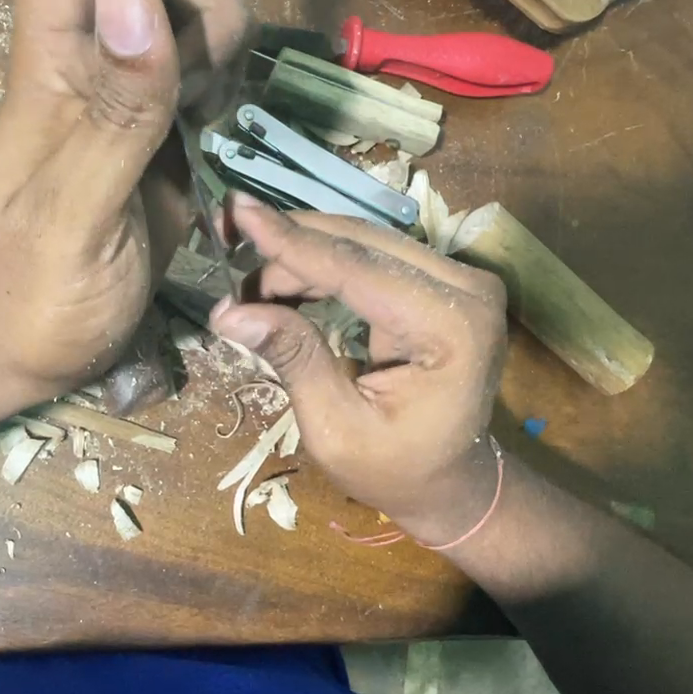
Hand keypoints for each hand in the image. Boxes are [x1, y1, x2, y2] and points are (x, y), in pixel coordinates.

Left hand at [0, 0, 248, 400]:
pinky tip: (210, 138)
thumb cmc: (39, 299)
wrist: (36, 351)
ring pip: (185, 6)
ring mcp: (124, 95)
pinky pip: (203, 69)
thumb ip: (110, 114)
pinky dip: (225, 86)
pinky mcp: (155, 130)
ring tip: (208, 119)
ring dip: (221, 42)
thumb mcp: (74, 221)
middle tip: (209, 77)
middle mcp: (85, 62)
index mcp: (47, 70)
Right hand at [208, 196, 508, 544]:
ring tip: (247, 289)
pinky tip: (281, 287)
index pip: (357, 269)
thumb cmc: (395, 469)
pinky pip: (371, 260)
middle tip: (226, 236)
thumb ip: (293, 359)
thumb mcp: (335, 428)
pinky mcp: (441, 284)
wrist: (448, 481)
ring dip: (300, 259)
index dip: (291, 243)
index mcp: (451, 327)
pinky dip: (321, 269)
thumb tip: (228, 313)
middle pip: (360, 245)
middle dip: (289, 242)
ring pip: (362, 245)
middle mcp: (466, 288)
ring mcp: (458, 282)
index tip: (237, 211)